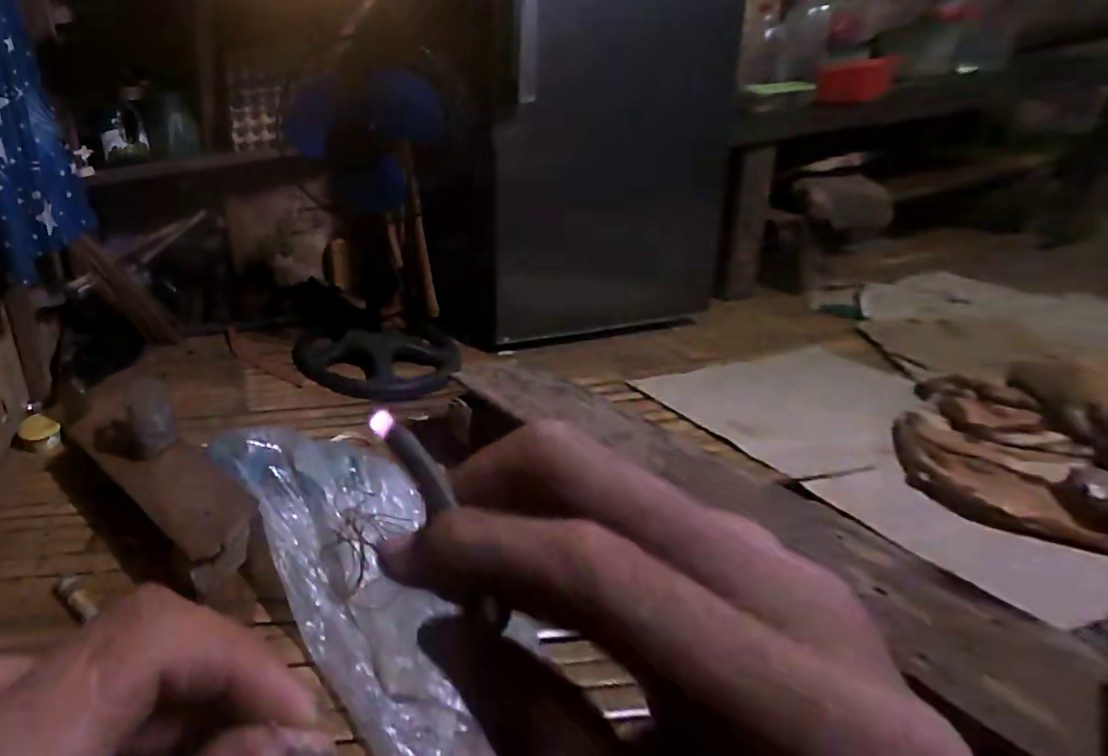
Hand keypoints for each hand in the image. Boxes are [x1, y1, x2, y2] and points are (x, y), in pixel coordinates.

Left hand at [0, 584, 331, 755]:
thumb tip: (299, 738)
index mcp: (17, 727)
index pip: (149, 629)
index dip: (236, 656)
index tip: (303, 716)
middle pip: (135, 644)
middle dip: (223, 688)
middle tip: (289, 744)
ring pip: (111, 672)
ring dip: (188, 711)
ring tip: (245, 749)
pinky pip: (81, 702)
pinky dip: (142, 731)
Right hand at [381, 421, 969, 755]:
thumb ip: (529, 722)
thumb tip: (436, 621)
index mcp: (793, 698)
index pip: (593, 562)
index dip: (476, 544)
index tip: (397, 557)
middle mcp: (790, 592)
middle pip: (587, 468)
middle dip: (482, 485)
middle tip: (434, 538)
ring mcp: (781, 560)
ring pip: (604, 471)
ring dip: (518, 500)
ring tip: (483, 562)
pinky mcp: (764, 554)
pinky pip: (633, 499)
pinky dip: (562, 515)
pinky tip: (544, 572)